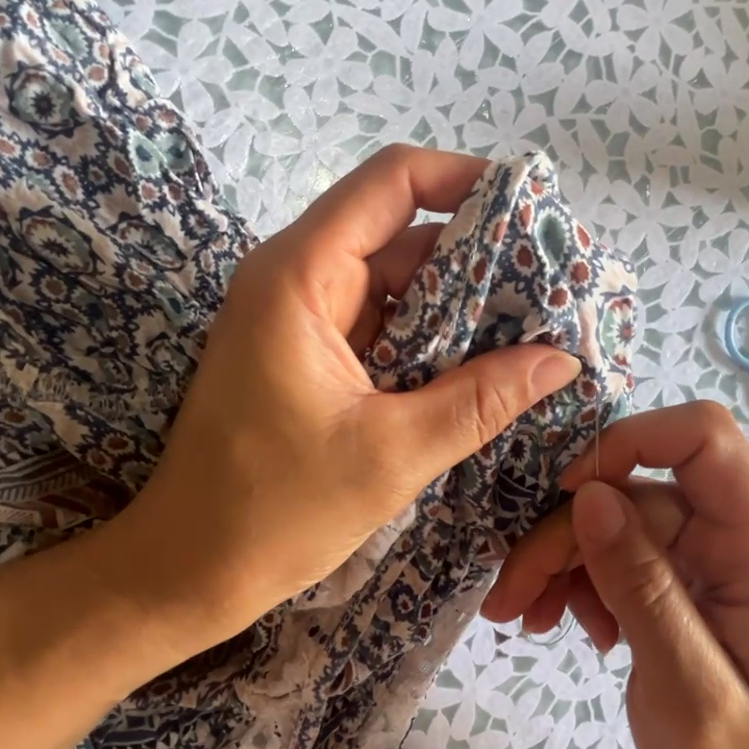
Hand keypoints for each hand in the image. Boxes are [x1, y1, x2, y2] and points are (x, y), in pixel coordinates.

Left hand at [124, 145, 581, 643]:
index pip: (392, 181)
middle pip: (402, 231)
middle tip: (556, 284)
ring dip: (461, 302)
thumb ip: (481, 400)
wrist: (187, 568)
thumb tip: (561, 359)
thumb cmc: (275, 511)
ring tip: (538, 325)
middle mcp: (297, 278)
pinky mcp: (307, 353)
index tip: (534, 213)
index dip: (467, 180)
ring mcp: (300, 316)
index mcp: (300, 276)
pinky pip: (381, 323)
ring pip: (396, 280)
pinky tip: (486, 362)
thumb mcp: (392, 454)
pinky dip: (431, 337)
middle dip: (482, 254)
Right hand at [481, 402, 748, 748]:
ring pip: (612, 519)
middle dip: (564, 535)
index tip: (567, 490)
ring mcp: (704, 555)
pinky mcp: (676, 575)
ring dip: (559, 562)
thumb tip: (591, 497)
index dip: (632, 441)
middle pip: (635, 491)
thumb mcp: (687, 689)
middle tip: (511, 596)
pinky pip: (611, 550)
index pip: (707, 441)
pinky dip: (577, 581)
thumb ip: (643, 588)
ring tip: (527, 618)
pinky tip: (571, 624)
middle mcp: (736, 537)